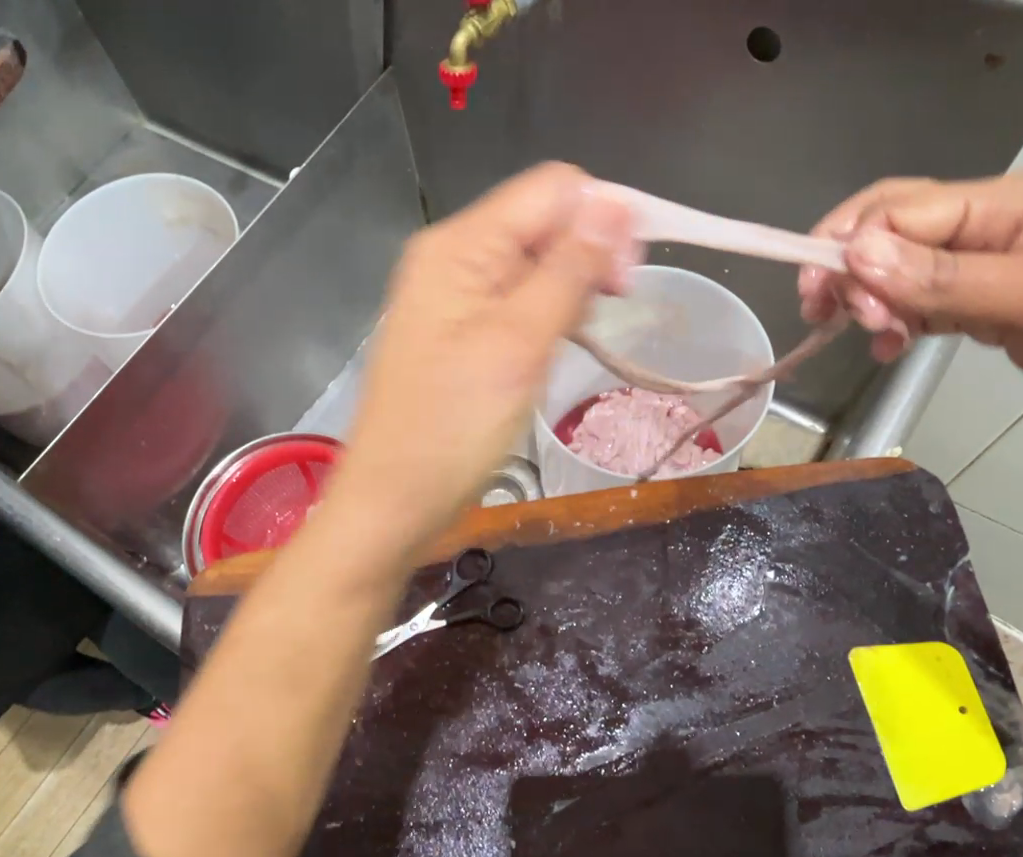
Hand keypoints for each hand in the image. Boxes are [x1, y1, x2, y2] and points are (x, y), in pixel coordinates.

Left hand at [335, 163, 636, 547]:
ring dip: (567, 297)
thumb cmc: (453, 428)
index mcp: (460, 245)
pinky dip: (544, 324)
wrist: (394, 502)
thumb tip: (617, 204)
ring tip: (565, 349)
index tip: (628, 280)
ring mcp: (453, 298)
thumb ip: (569, 269)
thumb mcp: (520, 344)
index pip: (553, 188)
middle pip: (544, 224)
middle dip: (586, 260)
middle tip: (599, 321)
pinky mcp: (458, 335)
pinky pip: (515, 306)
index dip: (603, 218)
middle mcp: (453, 258)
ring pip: (535, 268)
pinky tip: (546, 359)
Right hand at [796, 170, 1022, 432]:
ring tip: (872, 341)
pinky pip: (930, 302)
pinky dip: (901, 321)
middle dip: (851, 270)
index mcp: (1011, 203)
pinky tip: (892, 348)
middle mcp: (997, 225)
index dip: (848, 250)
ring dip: (874, 300)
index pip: (900, 210)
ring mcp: (998, 267)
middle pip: (896, 231)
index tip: (821, 305)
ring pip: (906, 270)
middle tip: (828, 324)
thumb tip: (855, 254)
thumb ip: (944, 279)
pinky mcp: (999, 307)